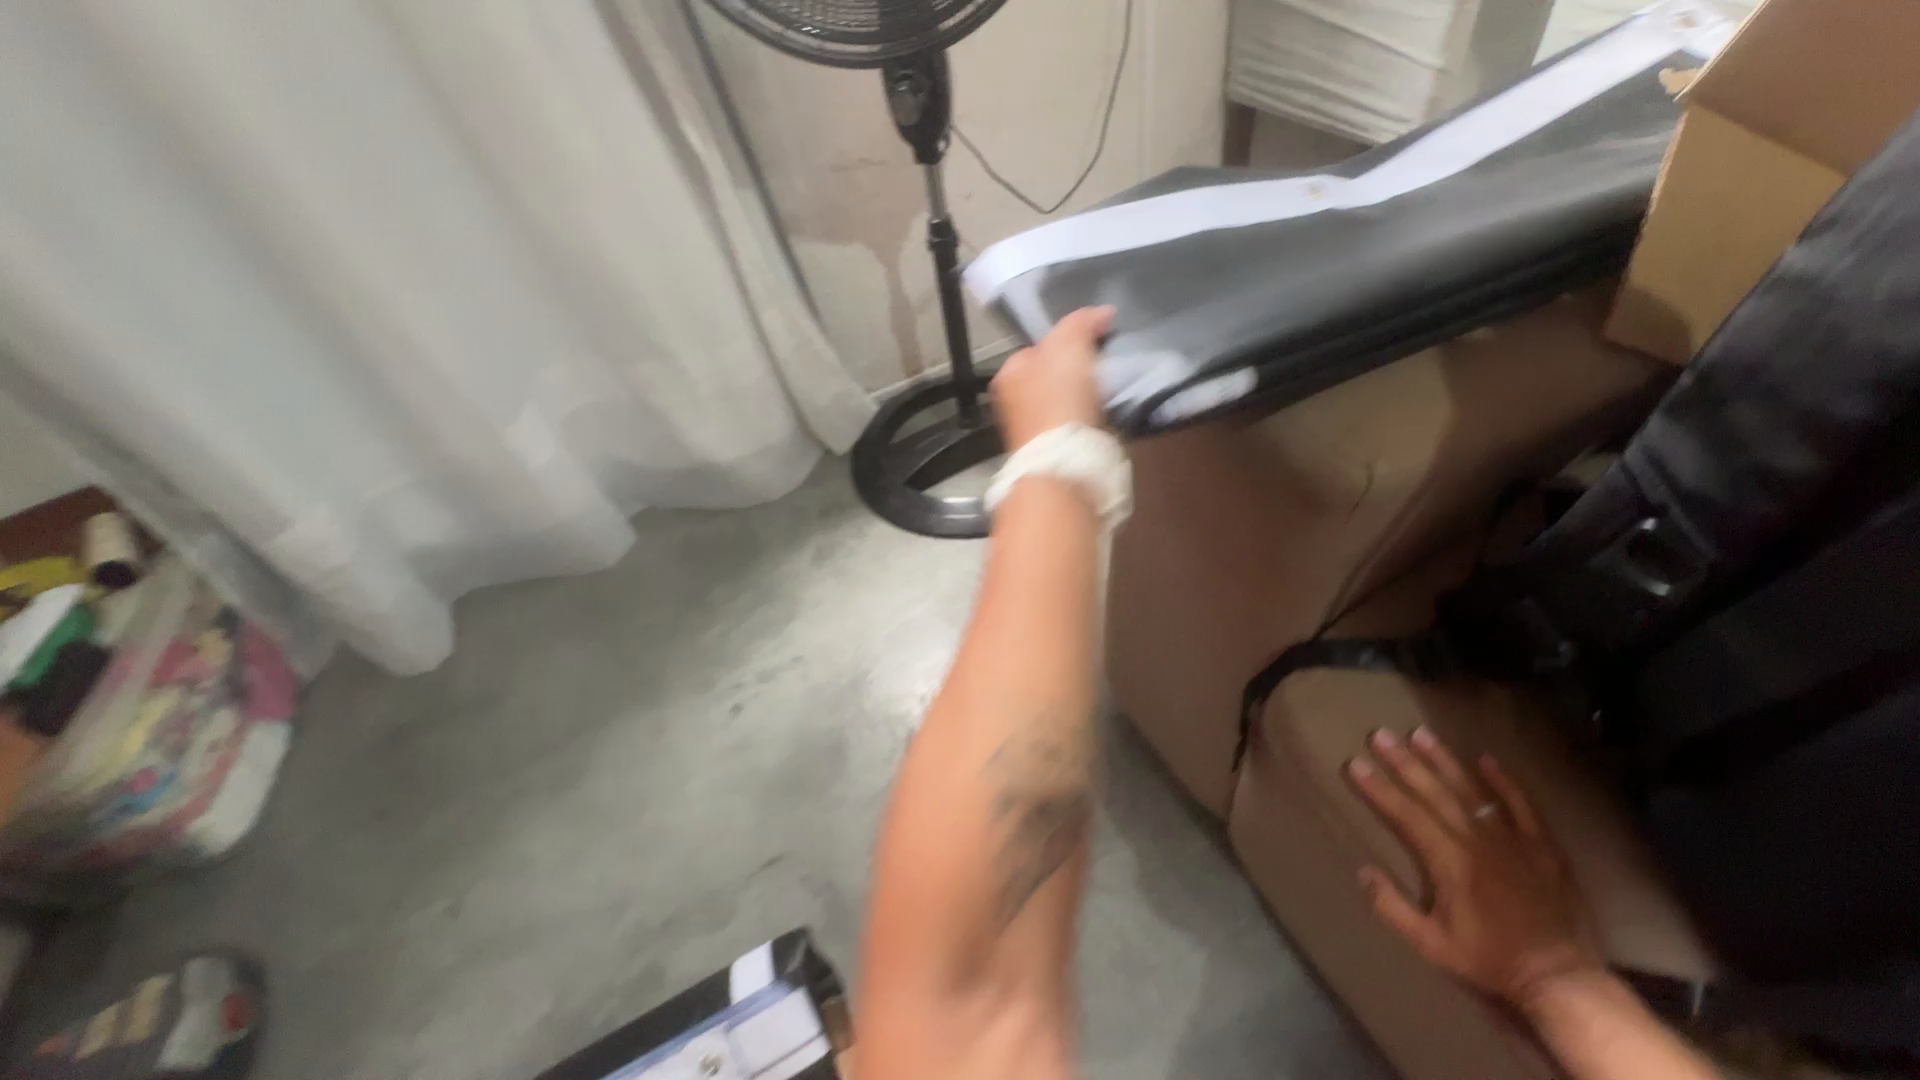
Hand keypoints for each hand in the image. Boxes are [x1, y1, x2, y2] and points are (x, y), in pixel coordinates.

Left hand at [990, 306, 1113, 450]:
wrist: (1066, 462)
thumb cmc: (1058, 397)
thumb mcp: (1068, 345)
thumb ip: (1080, 323)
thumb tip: (1103, 313)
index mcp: (1008, 374)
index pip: (1036, 348)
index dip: (1066, 340)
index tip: (1094, 341)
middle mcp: (1014, 403)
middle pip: (1051, 376)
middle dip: (1076, 371)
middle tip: (1105, 365)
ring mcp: (1033, 431)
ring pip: (1066, 402)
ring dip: (1086, 397)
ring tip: (1110, 389)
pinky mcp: (1055, 451)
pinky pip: (1077, 425)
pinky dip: (1091, 419)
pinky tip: (1106, 415)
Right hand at [1347, 727, 1604, 1009]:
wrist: (1559, 977)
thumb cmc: (1489, 960)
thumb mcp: (1430, 944)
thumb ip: (1393, 907)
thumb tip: (1363, 871)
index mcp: (1448, 862)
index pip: (1405, 814)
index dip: (1378, 788)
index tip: (1355, 763)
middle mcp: (1478, 841)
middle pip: (1434, 793)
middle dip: (1403, 762)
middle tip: (1379, 734)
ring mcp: (1512, 841)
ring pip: (1472, 791)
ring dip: (1444, 760)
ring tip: (1419, 733)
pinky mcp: (1541, 847)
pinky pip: (1521, 806)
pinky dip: (1504, 781)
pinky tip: (1486, 759)